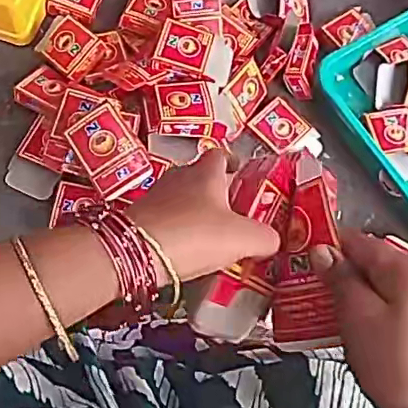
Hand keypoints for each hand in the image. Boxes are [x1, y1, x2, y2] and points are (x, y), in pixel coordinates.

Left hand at [127, 149, 279, 280]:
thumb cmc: (194, 234)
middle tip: (232, 212)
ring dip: (194, 212)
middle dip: (215, 191)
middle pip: (200, 176)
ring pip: (181, 198)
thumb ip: (264, 237)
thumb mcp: (243, 238)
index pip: (220, 154)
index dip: (232, 162)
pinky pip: (164, 219)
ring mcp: (155, 197)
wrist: (135, 253)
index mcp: (206, 172)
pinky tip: (186, 251)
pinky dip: (177, 230)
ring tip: (210, 235)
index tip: (242, 173)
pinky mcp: (138, 219)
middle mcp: (179, 177)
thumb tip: (271, 240)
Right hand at [311, 231, 407, 407]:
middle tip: (313, 282)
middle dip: (343, 265)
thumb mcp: (355, 315)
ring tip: (330, 299)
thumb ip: (339, 276)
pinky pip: (394, 290)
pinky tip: (355, 312)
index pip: (361, 241)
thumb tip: (321, 249)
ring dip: (356, 282)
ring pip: (382, 274)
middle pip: (373, 255)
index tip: (304, 258)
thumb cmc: (388, 361)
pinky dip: (373, 295)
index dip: (329, 246)